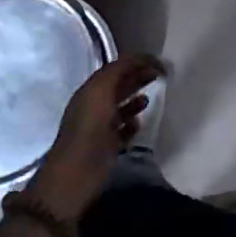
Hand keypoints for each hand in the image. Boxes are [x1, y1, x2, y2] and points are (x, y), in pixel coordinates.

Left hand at [28, 53, 164, 220]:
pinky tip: (139, 125)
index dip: (136, 62)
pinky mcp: (107, 148)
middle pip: (119, 86)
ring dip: (135, 101)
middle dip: (138, 78)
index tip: (159, 63)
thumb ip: (117, 72)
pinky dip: (132, 125)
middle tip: (160, 76)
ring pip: (121, 108)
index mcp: (91, 90)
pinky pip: (123, 131)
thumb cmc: (88, 129)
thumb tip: (138, 61)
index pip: (116, 68)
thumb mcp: (100, 92)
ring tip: (149, 99)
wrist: (75, 175)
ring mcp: (101, 127)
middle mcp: (95, 105)